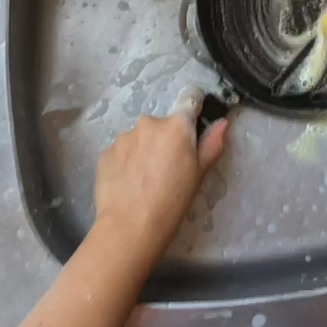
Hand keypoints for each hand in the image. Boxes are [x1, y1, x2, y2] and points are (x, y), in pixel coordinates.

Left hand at [91, 104, 227, 257]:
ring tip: (145, 180)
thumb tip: (222, 123)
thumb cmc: (172, 201)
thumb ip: (211, 144)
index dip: (194, 107)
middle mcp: (148, 123)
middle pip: (162, 125)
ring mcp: (123, 137)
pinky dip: (126, 163)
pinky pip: (121, 152)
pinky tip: (129, 185)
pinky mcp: (104, 152)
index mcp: (176, 125)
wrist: (130, 226)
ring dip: (144, 151)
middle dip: (165, 140)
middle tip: (167, 168)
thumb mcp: (199, 174)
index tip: (193, 124)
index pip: (190, 99)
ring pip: (139, 138)